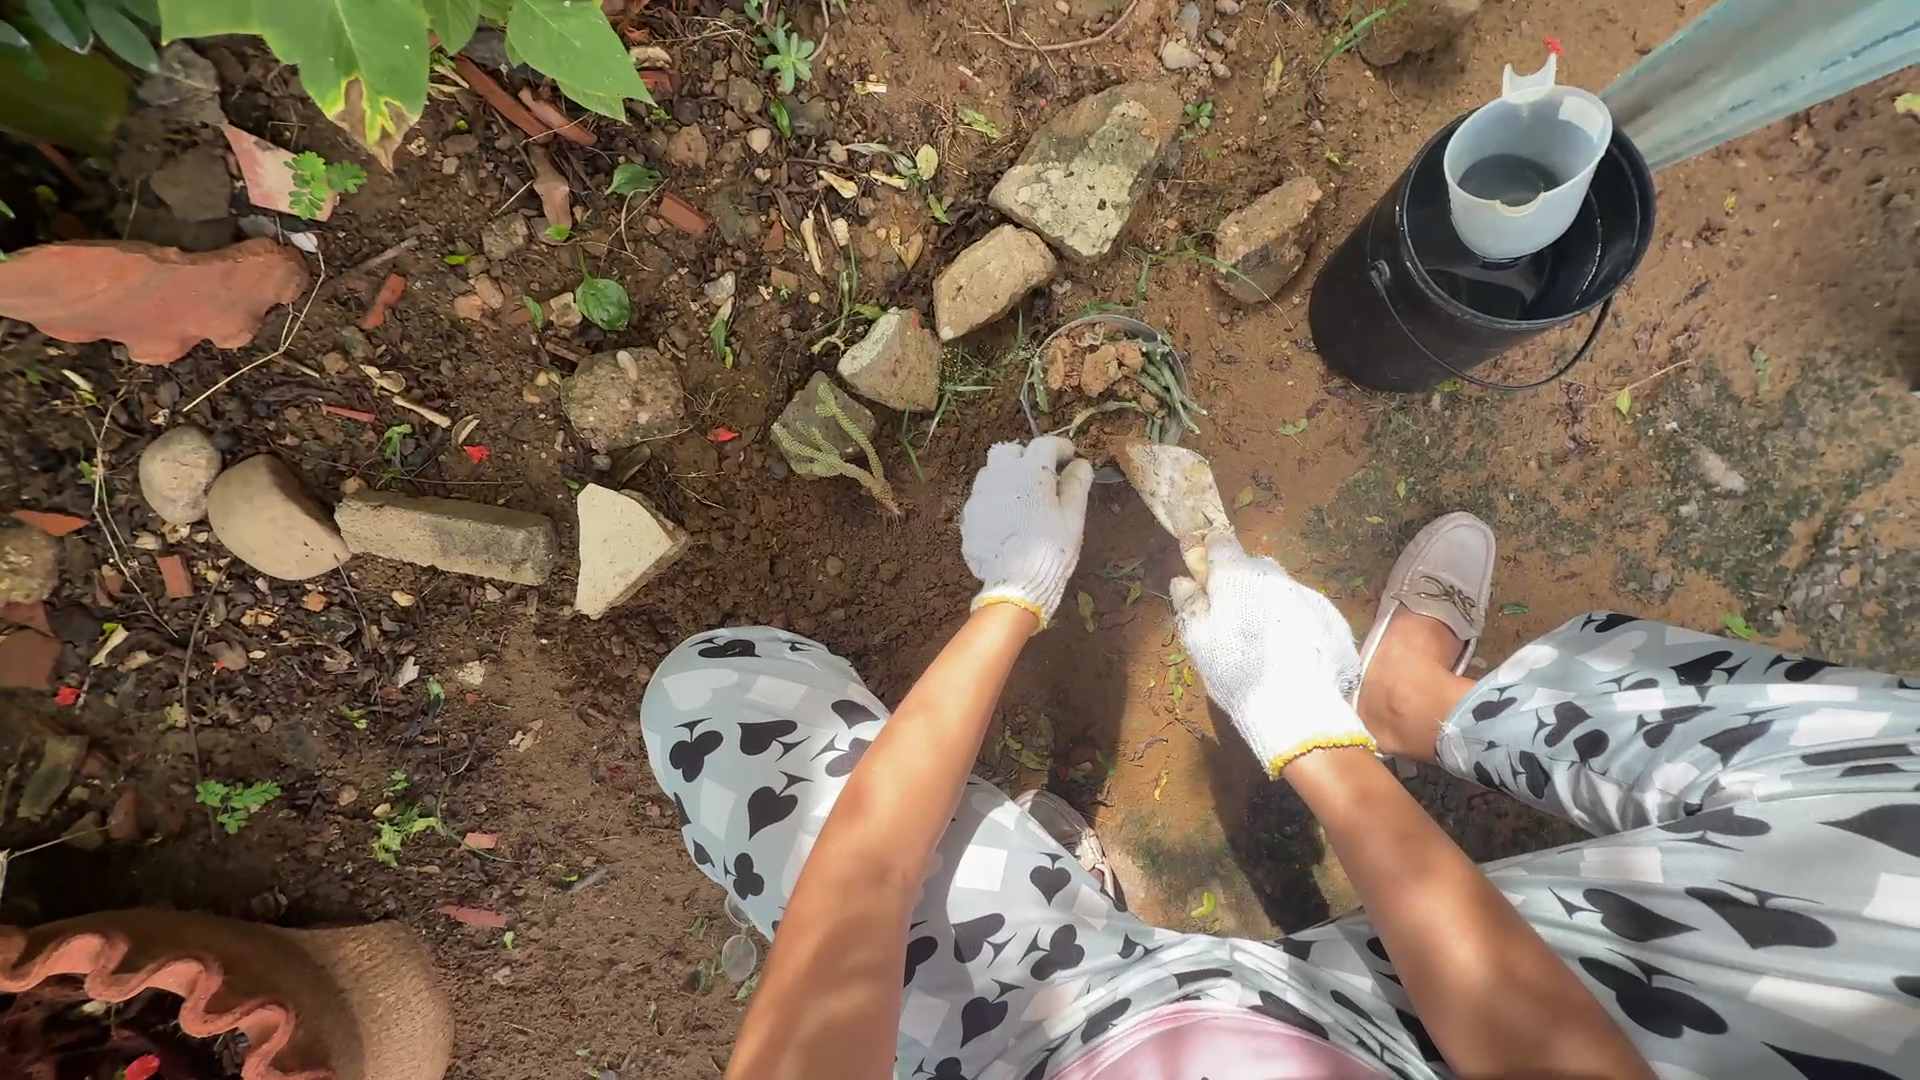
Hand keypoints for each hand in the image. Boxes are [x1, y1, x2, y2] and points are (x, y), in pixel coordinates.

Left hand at [960, 436, 1094, 626]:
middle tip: (1040, 474)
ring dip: (1006, 477)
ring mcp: (979, 497)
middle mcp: (999, 477)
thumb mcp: (1073, 517)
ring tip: (1021, 498)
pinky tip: (1006, 521)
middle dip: (1025, 456)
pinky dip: (995, 501)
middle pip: (1008, 451)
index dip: (1059, 447)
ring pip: (990, 473)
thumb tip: (1079, 464)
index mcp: (1029, 472)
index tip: (1069, 456)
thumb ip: (1076, 485)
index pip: (1044, 444)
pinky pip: (982, 500)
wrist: (1015, 585)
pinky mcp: (968, 518)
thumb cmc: (1051, 549)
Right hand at [1172, 533, 1374, 776]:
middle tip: (1230, 613)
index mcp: (1237, 574)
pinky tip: (1288, 652)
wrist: (1298, 707)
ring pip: (1279, 588)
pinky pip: (1304, 610)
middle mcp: (1275, 575)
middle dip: (1239, 580)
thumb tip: (1184, 580)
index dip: (1207, 552)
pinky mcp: (1332, 618)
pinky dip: (1293, 622)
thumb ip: (1189, 603)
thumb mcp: (1197, 639)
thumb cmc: (1235, 669)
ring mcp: (1307, 595)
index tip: (1201, 568)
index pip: (1220, 543)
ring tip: (1262, 639)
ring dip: (1267, 601)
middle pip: (1252, 565)